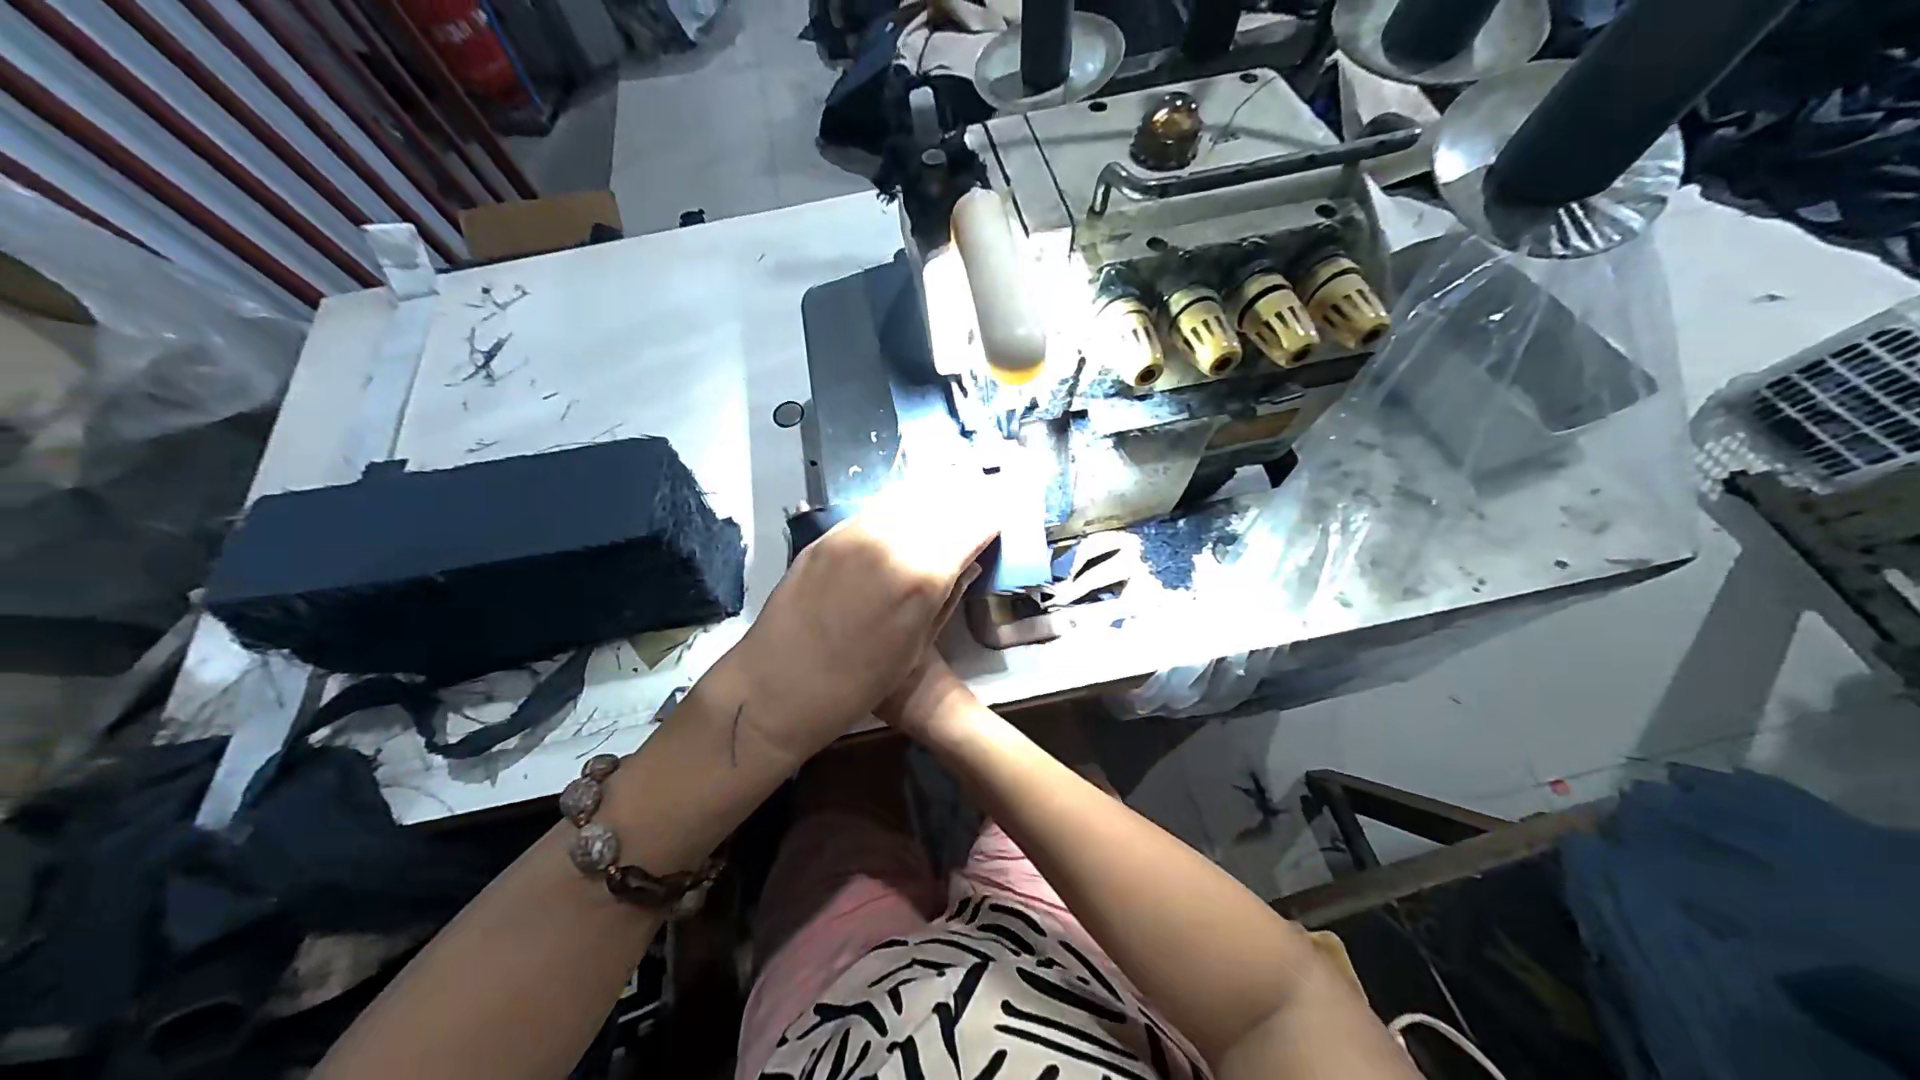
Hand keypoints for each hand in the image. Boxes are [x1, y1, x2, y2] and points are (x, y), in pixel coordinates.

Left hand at [719, 475, 995, 762]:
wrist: (780, 684)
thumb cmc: (858, 683)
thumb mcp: (916, 645)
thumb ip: (946, 595)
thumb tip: (965, 563)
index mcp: (923, 575)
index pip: (971, 525)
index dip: (987, 523)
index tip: (994, 525)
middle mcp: (891, 541)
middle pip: (941, 503)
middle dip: (964, 504)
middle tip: (976, 504)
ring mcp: (854, 533)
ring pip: (906, 497)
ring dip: (931, 499)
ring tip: (945, 502)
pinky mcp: (828, 534)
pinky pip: (874, 508)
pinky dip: (898, 506)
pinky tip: (905, 512)